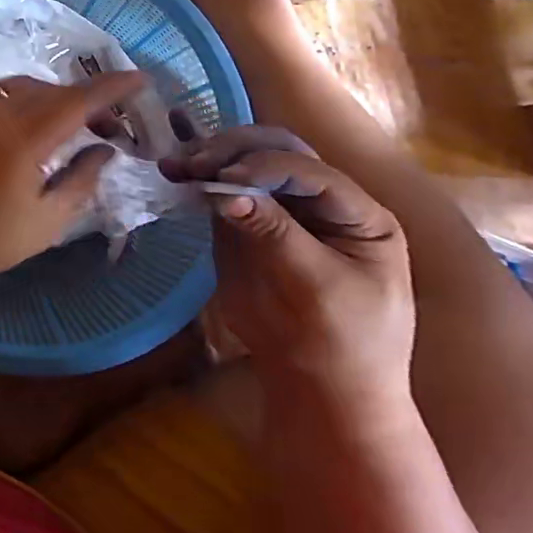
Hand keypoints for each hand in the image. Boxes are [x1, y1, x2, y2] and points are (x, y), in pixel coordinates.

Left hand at [0, 72, 147, 295]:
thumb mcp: (47, 220)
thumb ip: (81, 180)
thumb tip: (105, 150)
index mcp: (21, 137)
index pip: (75, 99)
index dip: (111, 87)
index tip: (141, 78)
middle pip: (49, 90)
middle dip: (86, 98)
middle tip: (113, 126)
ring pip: (21, 88)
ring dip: (54, 97)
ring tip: (77, 126)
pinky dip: (25, 101)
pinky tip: (37, 129)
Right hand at [164, 127, 413, 399]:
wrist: (317, 381)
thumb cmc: (339, 338)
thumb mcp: (316, 285)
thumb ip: (273, 232)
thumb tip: (222, 191)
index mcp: (358, 215)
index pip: (309, 172)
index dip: (266, 168)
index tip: (223, 179)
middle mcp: (320, 202)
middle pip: (276, 152)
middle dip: (233, 151)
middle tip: (196, 164)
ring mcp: (281, 209)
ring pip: (243, 161)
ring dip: (208, 157)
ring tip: (175, 166)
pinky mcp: (244, 222)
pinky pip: (221, 186)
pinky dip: (197, 175)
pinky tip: (173, 169)